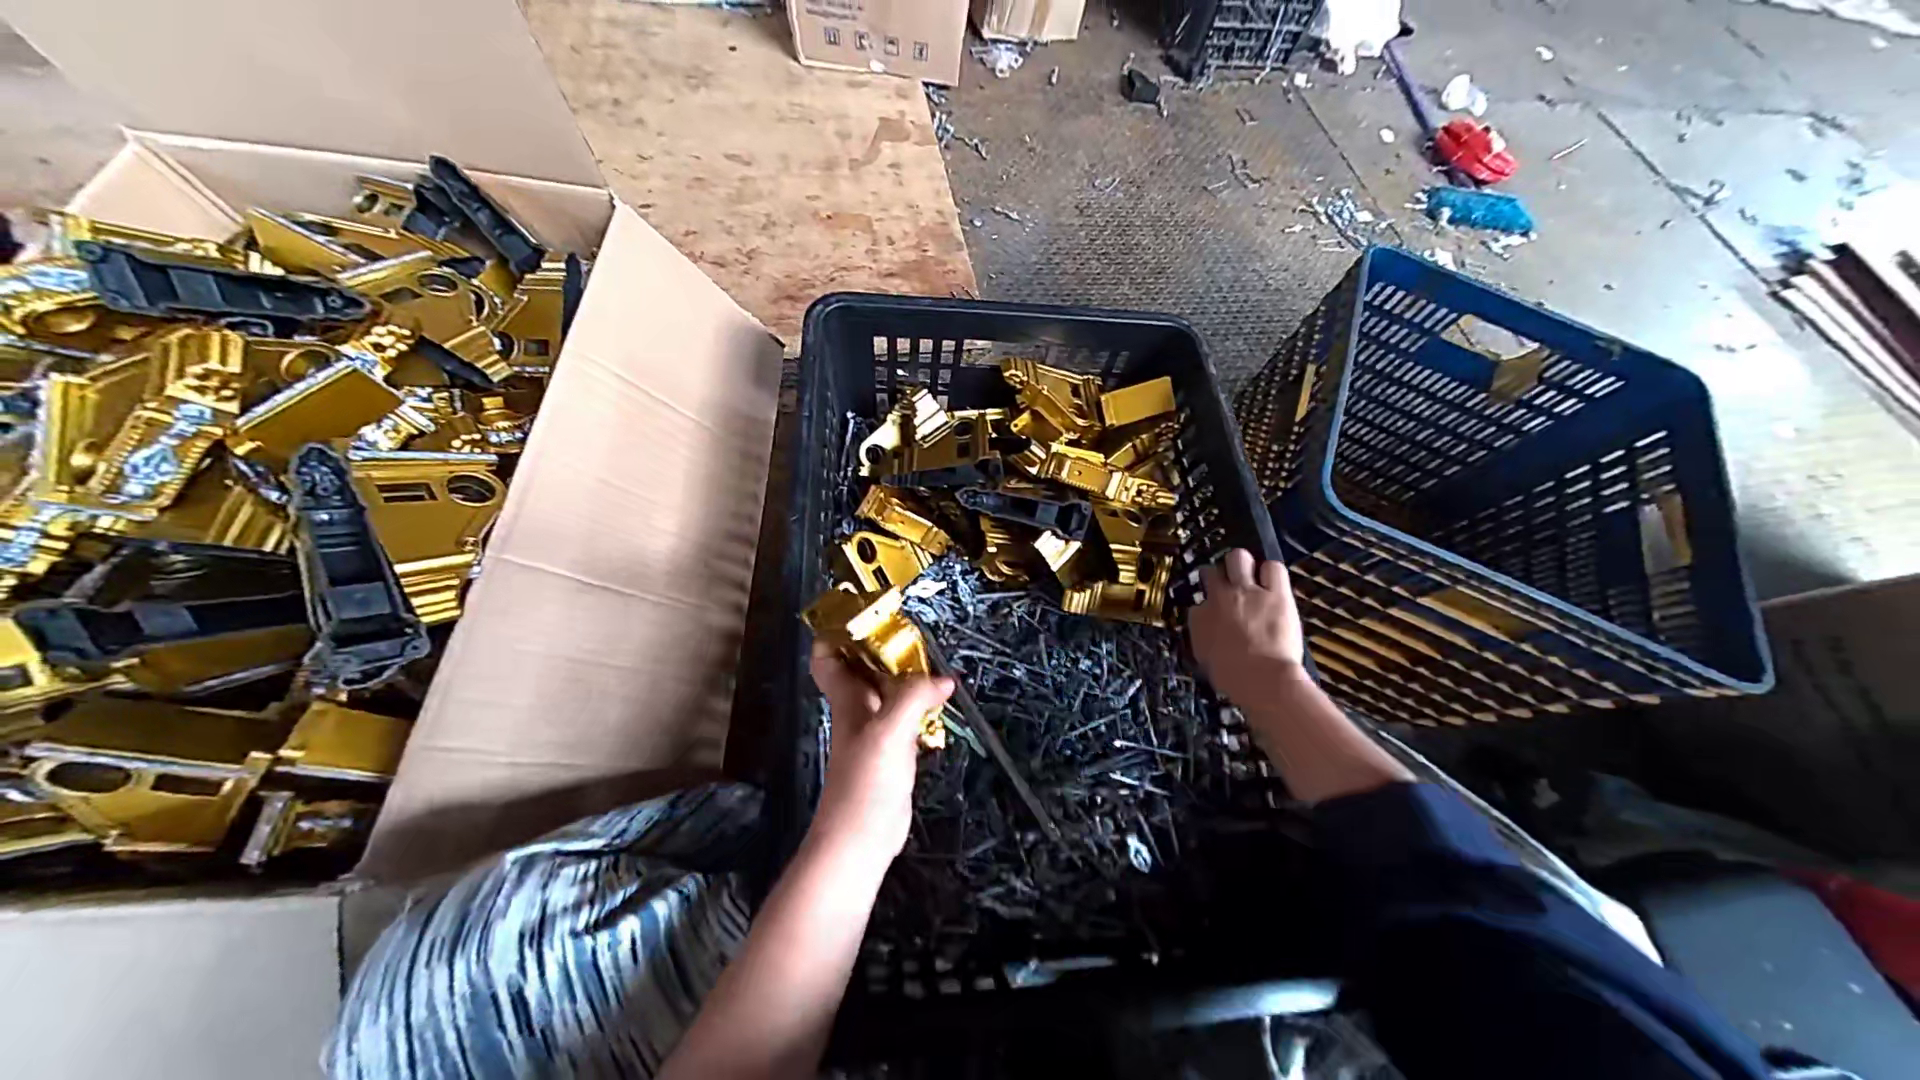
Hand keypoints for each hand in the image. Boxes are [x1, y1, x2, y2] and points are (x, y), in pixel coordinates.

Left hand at [808, 643, 953, 864]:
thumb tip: (943, 679)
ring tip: (936, 663)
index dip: (838, 632)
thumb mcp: (891, 731)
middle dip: (885, 648)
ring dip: (907, 677)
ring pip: (888, 692)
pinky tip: (941, 704)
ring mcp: (875, 733)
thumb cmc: (867, 781)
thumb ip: (914, 698)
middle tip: (916, 633)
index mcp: (848, 699)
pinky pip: (906, 718)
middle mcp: (858, 710)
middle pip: (864, 669)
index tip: (865, 612)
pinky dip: (921, 707)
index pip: (829, 657)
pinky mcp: (893, 754)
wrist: (861, 839)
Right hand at [1189, 548, 1311, 704]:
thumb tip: (1207, 629)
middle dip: (1219, 575)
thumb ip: (1204, 636)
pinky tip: (1272, 581)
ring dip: (1243, 565)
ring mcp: (1248, 592)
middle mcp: (1220, 598)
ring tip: (1251, 576)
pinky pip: (1273, 567)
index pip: (1198, 602)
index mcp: (1200, 617)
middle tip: (1229, 584)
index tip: (1215, 611)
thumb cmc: (1232, 676)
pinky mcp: (1275, 593)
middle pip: (1213, 570)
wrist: (1261, 678)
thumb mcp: (1204, 657)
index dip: (1208, 605)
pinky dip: (1272, 571)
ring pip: (1238, 557)